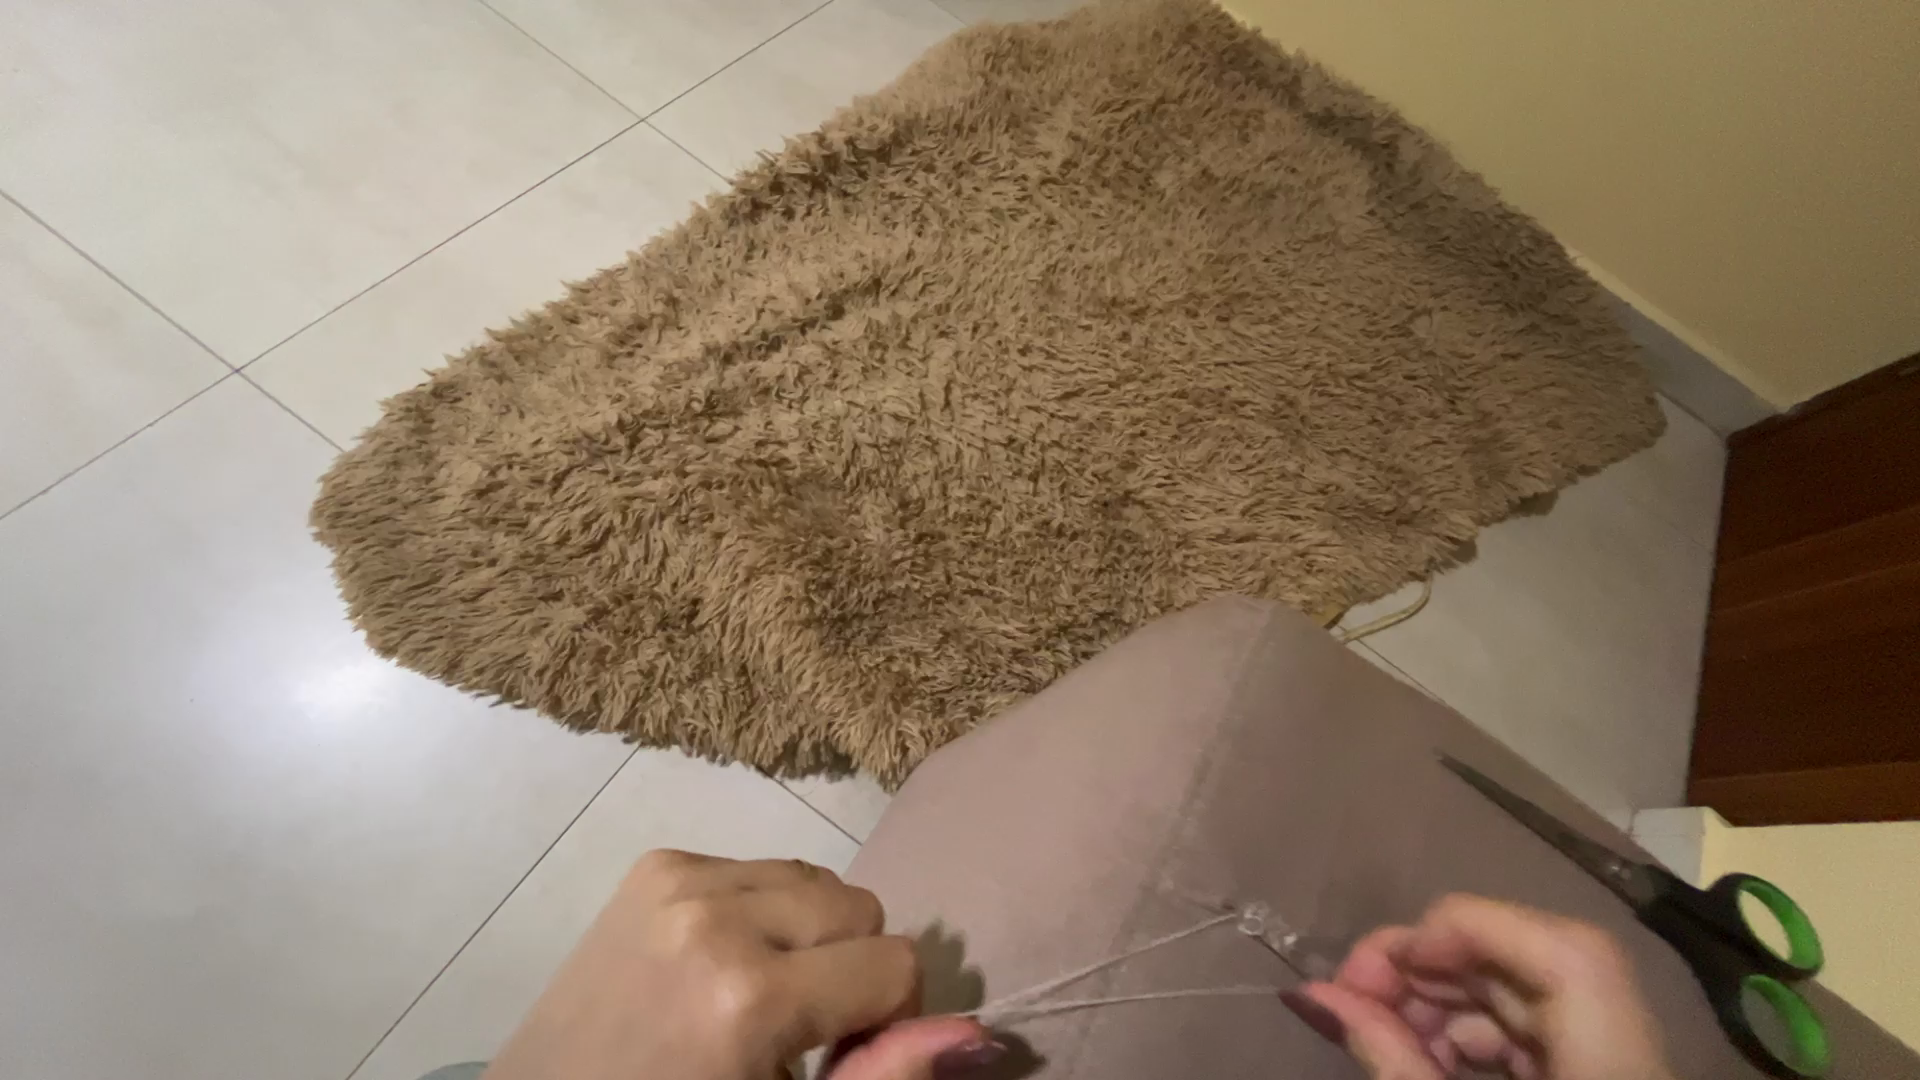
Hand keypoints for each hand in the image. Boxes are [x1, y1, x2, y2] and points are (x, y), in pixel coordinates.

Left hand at [483, 850, 1001, 1079]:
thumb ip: (881, 1077)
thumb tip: (981, 1033)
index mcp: (748, 998)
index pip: (895, 962)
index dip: (886, 1015)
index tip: (840, 1055)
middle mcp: (717, 913)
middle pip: (860, 905)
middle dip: (848, 967)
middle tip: (794, 1028)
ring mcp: (680, 876)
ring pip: (817, 876)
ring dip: (807, 932)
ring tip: (753, 990)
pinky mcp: (658, 861)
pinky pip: (762, 865)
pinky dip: (761, 911)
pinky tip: (716, 959)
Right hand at [1282, 894, 1673, 1079]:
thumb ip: (1389, 1061)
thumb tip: (1314, 994)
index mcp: (1614, 1079)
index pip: (1569, 957)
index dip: (1474, 931)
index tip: (1395, 963)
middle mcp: (1627, 1065)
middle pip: (1530, 963)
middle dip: (1431, 964)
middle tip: (1356, 991)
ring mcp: (1614, 1077)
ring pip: (1523, 994)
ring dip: (1439, 998)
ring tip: (1378, 1032)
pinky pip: (1528, 1035)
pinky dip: (1465, 1032)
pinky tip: (1420, 1059)